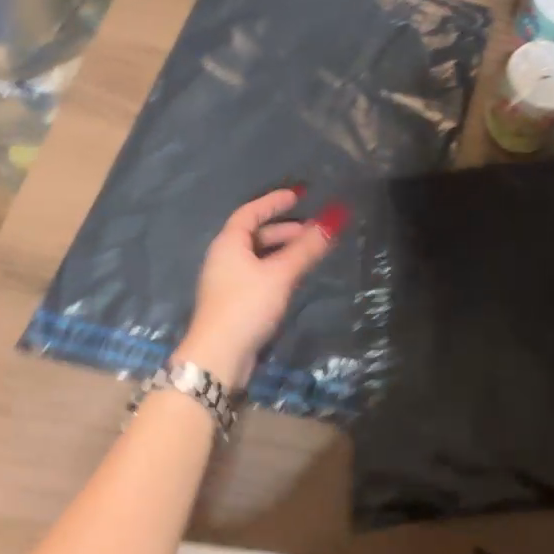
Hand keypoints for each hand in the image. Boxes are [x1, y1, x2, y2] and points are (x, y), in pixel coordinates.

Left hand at [177, 188, 341, 381]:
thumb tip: (336, 217)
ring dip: (283, 250)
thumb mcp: (280, 273)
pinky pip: (259, 274)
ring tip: (310, 253)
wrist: (218, 356)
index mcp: (228, 244)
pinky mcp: (235, 302)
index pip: (250, 212)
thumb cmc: (246, 305)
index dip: (274, 202)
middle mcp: (224, 258)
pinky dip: (278, 268)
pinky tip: (295, 277)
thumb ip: (308, 247)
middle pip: (255, 235)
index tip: (298, 196)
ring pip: (258, 256)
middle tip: (313, 230)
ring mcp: (228, 282)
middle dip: (285, 229)